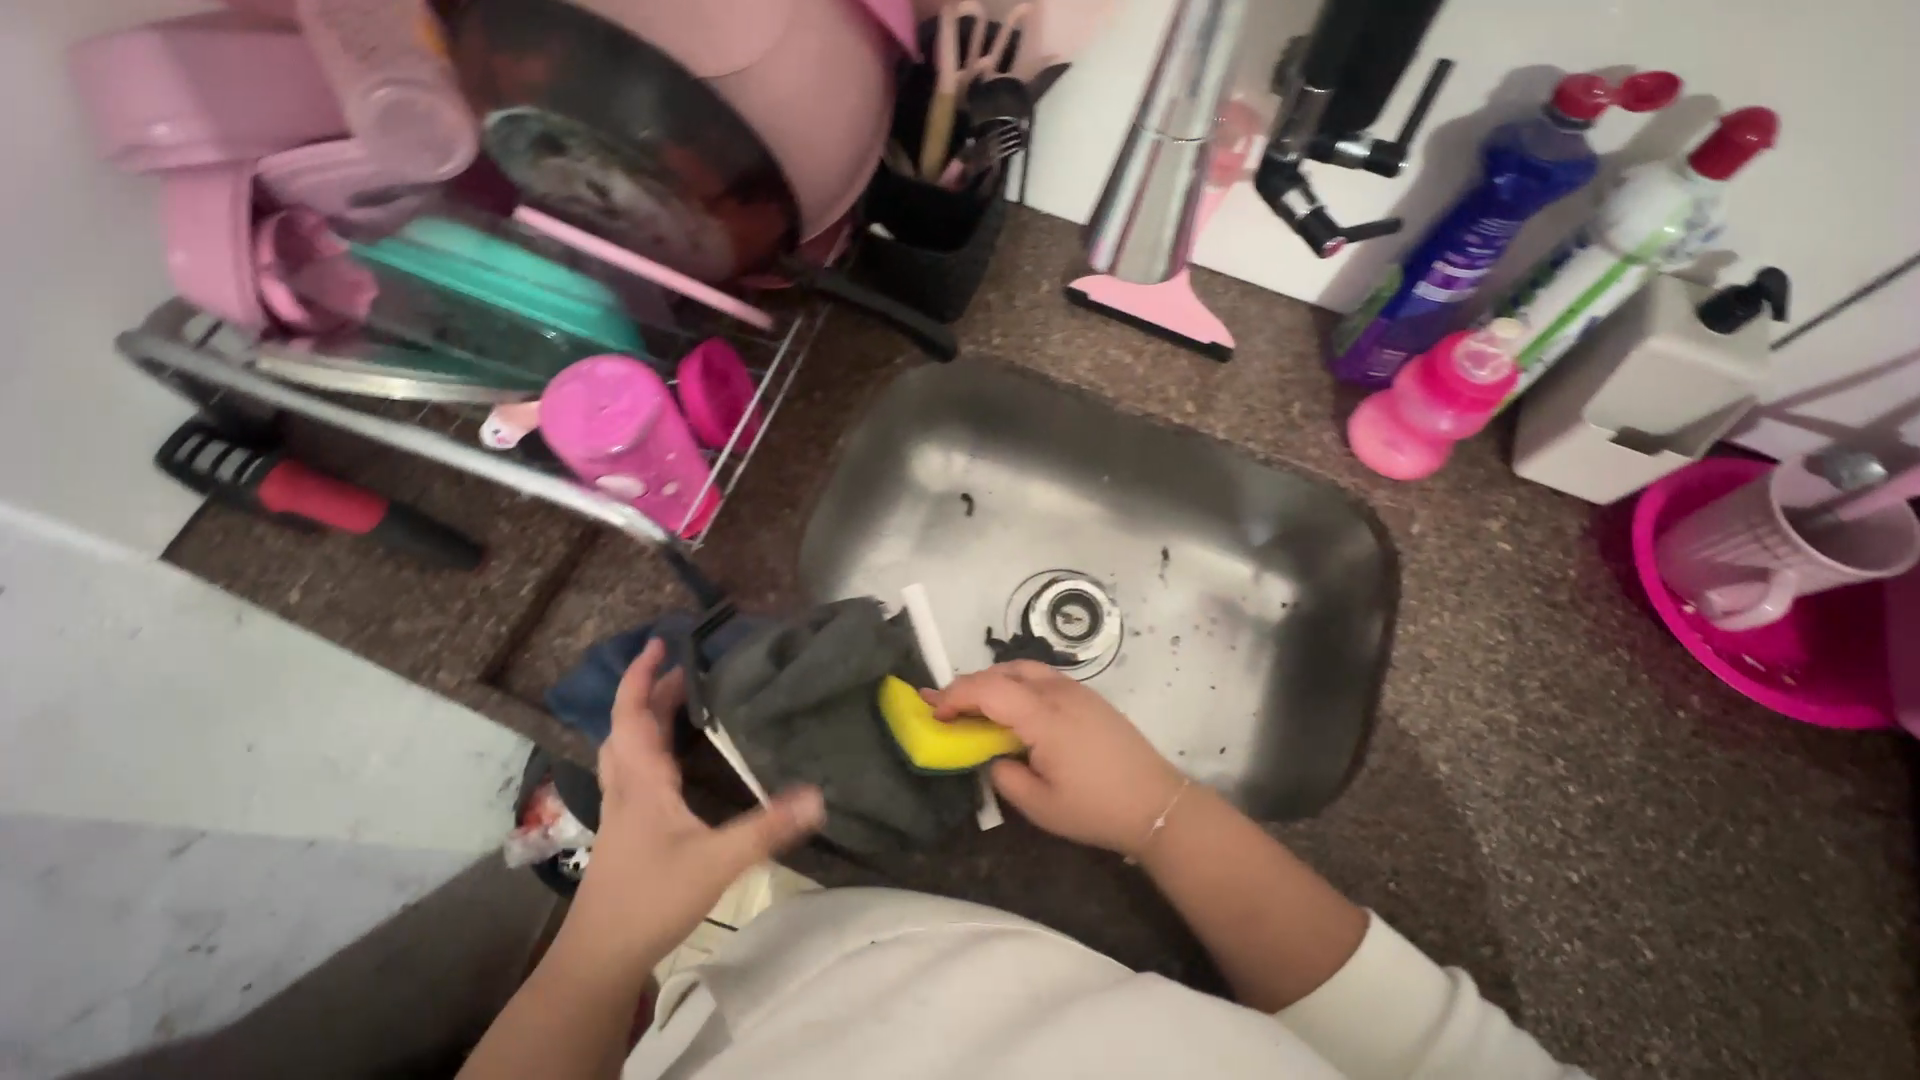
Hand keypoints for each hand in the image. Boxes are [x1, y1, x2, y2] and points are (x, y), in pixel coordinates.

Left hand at [562, 639, 824, 977]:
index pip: (633, 714)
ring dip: (645, 721)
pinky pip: (634, 774)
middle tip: (688, 672)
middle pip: (629, 727)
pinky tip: (674, 768)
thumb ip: (767, 828)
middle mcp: (626, 788)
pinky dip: (649, 751)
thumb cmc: (650, 900)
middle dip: (653, 693)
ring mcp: (622, 812)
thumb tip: (818, 795)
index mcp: (641, 781)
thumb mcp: (716, 861)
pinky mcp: (626, 833)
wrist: (599, 956)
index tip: (660, 643)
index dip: (641, 676)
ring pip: (626, 751)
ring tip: (679, 706)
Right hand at [928, 662, 1186, 857]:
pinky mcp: (1090, 697)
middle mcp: (1059, 693)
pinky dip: (1018, 684)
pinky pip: (1043, 677)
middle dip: (969, 686)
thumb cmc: (1095, 808)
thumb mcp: (1039, 805)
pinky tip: (1014, 710)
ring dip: (994, 681)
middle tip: (947, 708)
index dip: (956, 695)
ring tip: (977, 706)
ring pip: (1024, 669)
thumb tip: (991, 756)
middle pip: (1003, 672)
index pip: (989, 689)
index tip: (935, 712)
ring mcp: (1078, 691)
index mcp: (1044, 717)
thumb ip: (1003, 776)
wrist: (1157, 803)